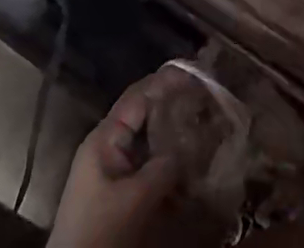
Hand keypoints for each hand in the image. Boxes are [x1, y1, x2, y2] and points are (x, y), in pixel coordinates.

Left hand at [47, 69, 186, 247]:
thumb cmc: (98, 231)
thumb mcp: (135, 199)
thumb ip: (163, 168)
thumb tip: (188, 147)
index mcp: (105, 138)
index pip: (138, 96)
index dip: (166, 80)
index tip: (196, 71)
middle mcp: (108, 145)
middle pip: (144, 113)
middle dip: (172, 102)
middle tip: (205, 95)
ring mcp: (113, 168)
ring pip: (148, 138)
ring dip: (173, 130)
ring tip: (203, 121)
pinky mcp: (120, 190)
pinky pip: (148, 163)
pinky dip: (168, 158)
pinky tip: (190, 161)